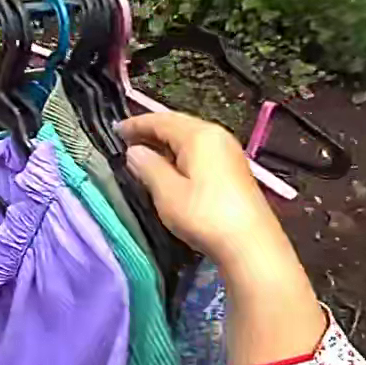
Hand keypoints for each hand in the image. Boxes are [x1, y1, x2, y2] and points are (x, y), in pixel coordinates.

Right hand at [119, 111, 326, 364]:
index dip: (136, 124)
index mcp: (199, 135)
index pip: (161, 120)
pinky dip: (181, 154)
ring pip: (191, 138)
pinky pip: (201, 151)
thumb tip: (134, 151)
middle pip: (179, 125)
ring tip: (145, 154)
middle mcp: (217, 136)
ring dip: (166, 143)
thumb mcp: (168, 193)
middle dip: (152, 131)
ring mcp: (229, 152)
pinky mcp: (234, 169)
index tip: (116, 130)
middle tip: (127, 140)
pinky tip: (172, 168)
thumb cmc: (205, 216)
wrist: (250, 244)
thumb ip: (149, 168)